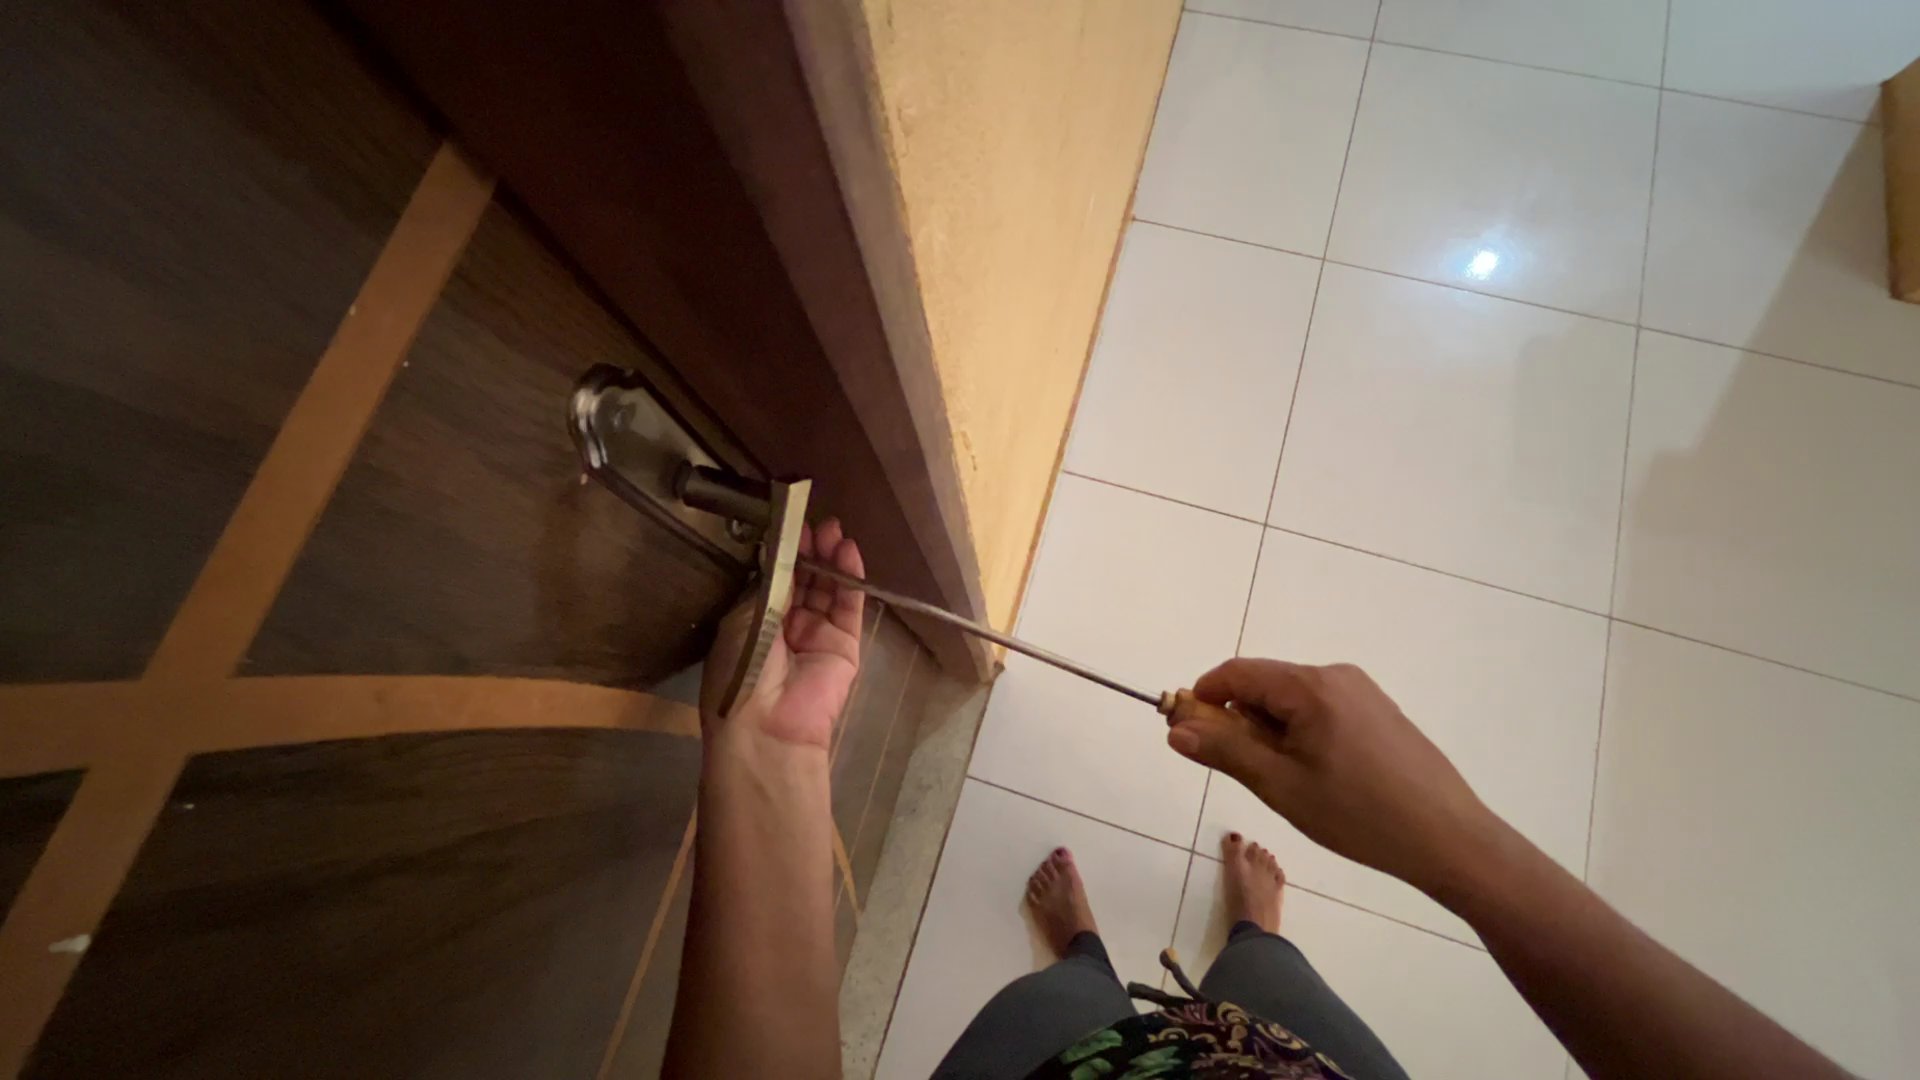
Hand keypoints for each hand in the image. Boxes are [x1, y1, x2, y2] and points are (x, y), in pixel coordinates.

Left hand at [700, 519, 863, 749]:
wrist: (765, 722)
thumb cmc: (742, 667)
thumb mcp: (745, 617)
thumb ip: (770, 583)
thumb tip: (784, 554)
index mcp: (755, 620)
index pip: (775, 578)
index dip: (785, 552)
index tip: (792, 524)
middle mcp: (786, 625)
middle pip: (804, 580)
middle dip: (810, 550)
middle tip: (818, 522)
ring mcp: (817, 634)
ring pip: (828, 589)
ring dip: (830, 558)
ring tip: (834, 529)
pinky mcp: (844, 644)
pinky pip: (849, 606)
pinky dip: (850, 578)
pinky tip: (849, 551)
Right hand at [1166, 658, 1503, 894]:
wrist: (1452, 841)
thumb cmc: (1358, 814)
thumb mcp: (1280, 786)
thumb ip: (1224, 752)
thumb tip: (1176, 730)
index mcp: (1309, 686)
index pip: (1235, 673)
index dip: (1203, 697)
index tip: (1189, 732)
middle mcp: (1335, 675)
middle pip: (1263, 683)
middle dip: (1238, 717)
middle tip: (1242, 767)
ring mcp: (1362, 690)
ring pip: (1290, 697)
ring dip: (1269, 726)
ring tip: (1284, 777)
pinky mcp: (1379, 710)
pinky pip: (1319, 706)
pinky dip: (1299, 729)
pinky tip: (1317, 772)